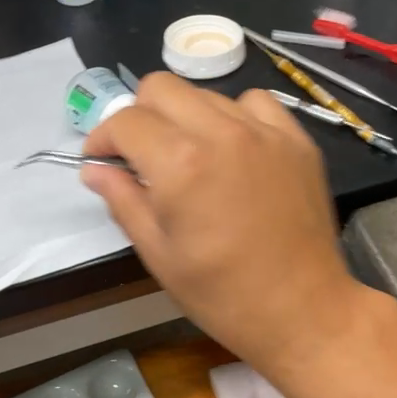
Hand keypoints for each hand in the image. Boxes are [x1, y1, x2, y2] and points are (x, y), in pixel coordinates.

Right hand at [80, 72, 367, 364]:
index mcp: (181, 164)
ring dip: (185, 116)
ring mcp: (265, 132)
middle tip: (140, 154)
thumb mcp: (159, 254)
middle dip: (139, 115)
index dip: (103, 137)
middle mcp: (222, 133)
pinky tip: (233, 148)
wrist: (303, 310)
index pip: (126, 120)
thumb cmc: (222, 294)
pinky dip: (234, 116)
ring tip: (189, 156)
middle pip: (161, 87)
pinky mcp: (296, 139)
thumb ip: (123, 201)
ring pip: (205, 94)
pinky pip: (255, 102)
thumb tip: (94, 169)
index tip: (100, 159)